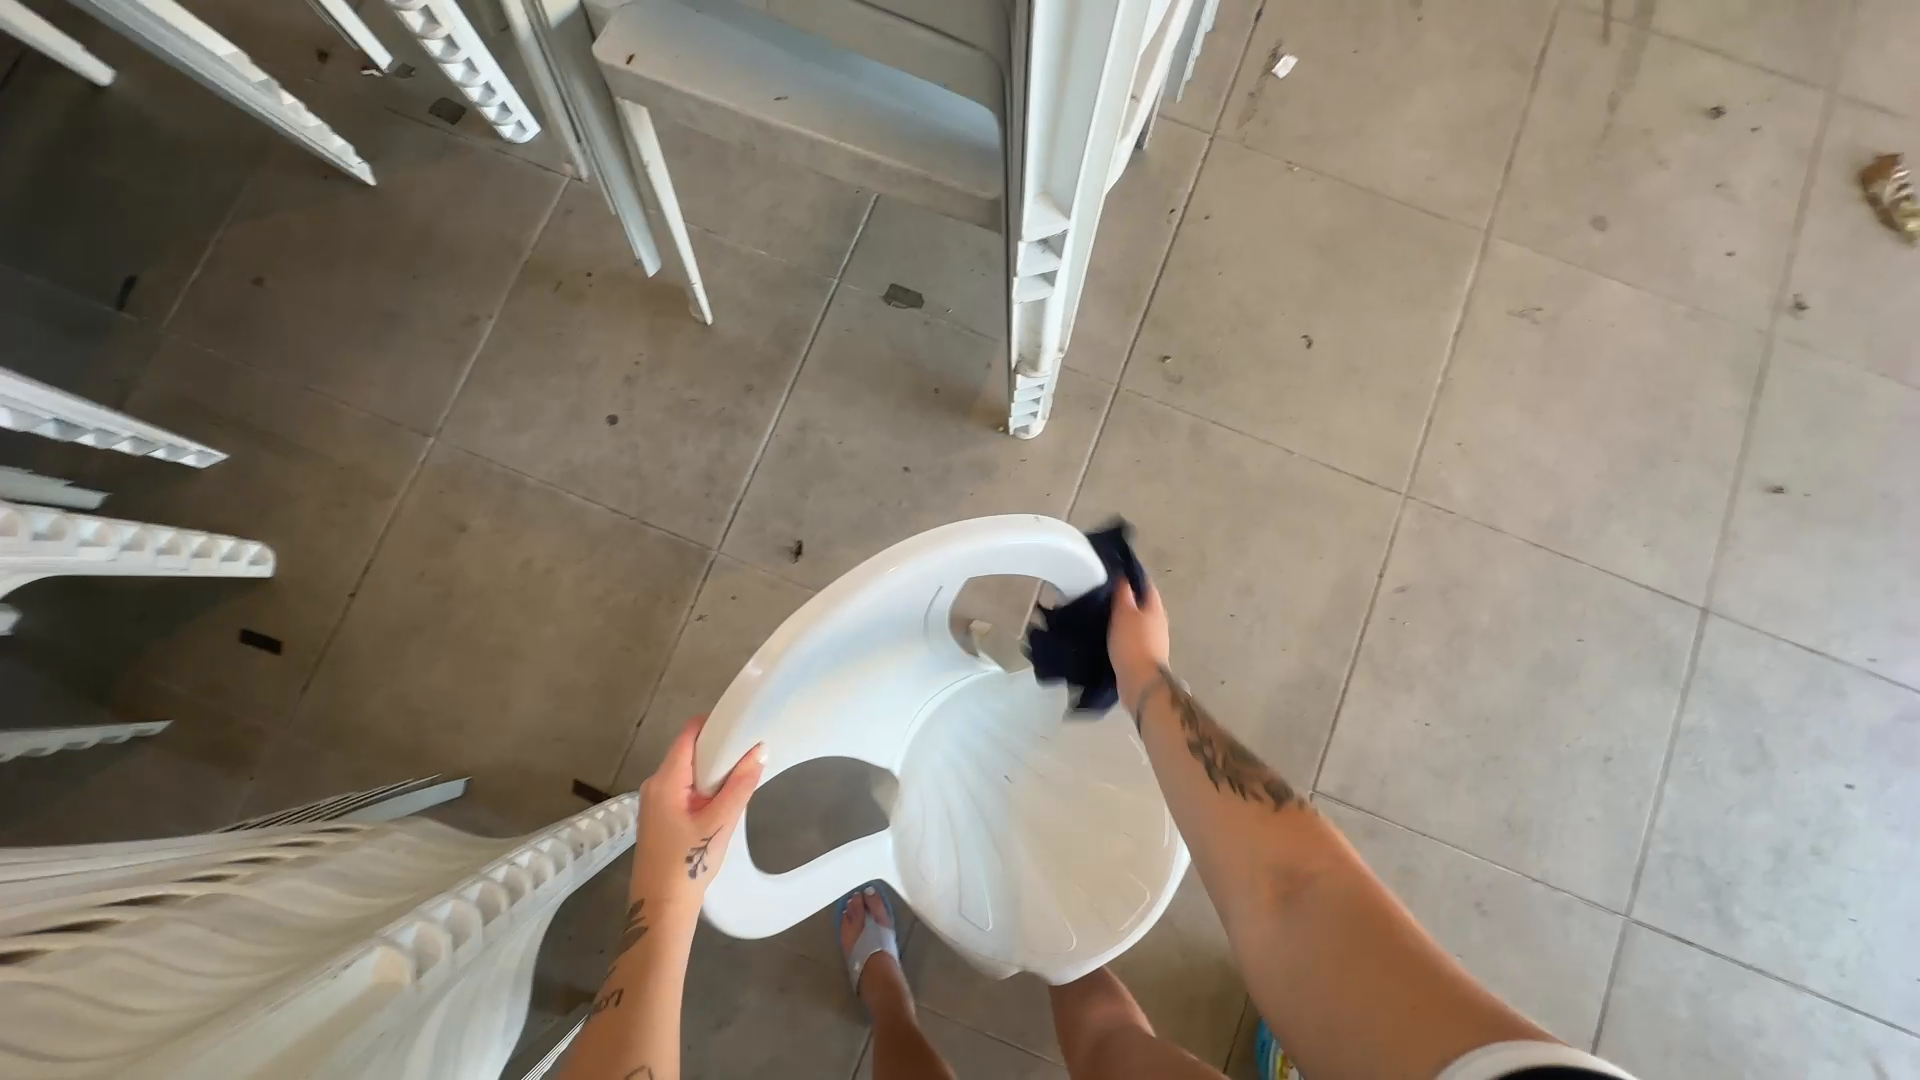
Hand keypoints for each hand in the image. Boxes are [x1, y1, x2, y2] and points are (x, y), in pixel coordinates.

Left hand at [630, 716, 764, 924]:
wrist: (661, 909)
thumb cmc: (688, 863)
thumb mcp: (720, 822)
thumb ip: (741, 784)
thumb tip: (759, 750)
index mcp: (666, 780)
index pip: (689, 734)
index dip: (715, 723)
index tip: (744, 725)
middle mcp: (656, 784)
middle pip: (689, 750)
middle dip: (719, 748)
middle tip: (750, 752)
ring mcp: (655, 800)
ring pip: (688, 770)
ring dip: (713, 770)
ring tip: (742, 774)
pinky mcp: (660, 815)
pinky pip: (684, 787)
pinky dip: (705, 786)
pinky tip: (724, 798)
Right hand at [1110, 579, 1170, 710]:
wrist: (1140, 680)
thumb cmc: (1132, 642)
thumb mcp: (1123, 613)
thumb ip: (1123, 594)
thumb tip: (1124, 577)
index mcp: (1155, 607)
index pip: (1146, 584)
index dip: (1133, 576)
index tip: (1118, 571)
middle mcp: (1159, 621)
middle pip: (1145, 603)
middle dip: (1131, 597)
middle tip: (1109, 593)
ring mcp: (1156, 640)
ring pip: (1141, 621)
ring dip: (1128, 617)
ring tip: (1108, 614)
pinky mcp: (1148, 655)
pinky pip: (1136, 637)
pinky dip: (1127, 633)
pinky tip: (1114, 635)